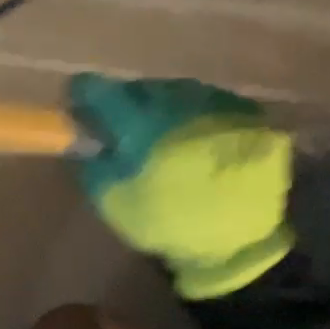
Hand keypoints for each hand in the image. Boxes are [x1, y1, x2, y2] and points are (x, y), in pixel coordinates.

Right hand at [68, 74, 294, 299]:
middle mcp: (180, 105)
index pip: (97, 88)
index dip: (81, 95)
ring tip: (157, 129)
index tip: (77, 110)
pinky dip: (192, 114)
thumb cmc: (167, 220)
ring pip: (175, 91)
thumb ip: (90, 160)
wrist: (245, 242)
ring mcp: (220, 109)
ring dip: (159, 106)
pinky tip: (192, 136)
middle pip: (137, 86)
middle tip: (116, 125)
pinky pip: (209, 103)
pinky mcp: (252, 119)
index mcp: (140, 122)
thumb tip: (83, 138)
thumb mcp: (110, 197)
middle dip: (123, 101)